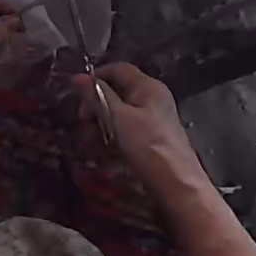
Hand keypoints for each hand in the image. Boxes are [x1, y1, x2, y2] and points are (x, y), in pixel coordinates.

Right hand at [73, 63, 205, 196]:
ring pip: (117, 112)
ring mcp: (151, 118)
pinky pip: (124, 128)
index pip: (116, 69)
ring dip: (99, 123)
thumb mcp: (118, 118)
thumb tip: (77, 76)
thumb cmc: (148, 146)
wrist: (178, 186)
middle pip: (115, 91)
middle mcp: (151, 98)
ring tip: (90, 141)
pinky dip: (111, 135)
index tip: (77, 95)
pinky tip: (103, 150)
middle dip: (95, 105)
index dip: (95, 77)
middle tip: (83, 122)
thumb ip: (97, 96)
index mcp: (147, 86)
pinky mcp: (149, 137)